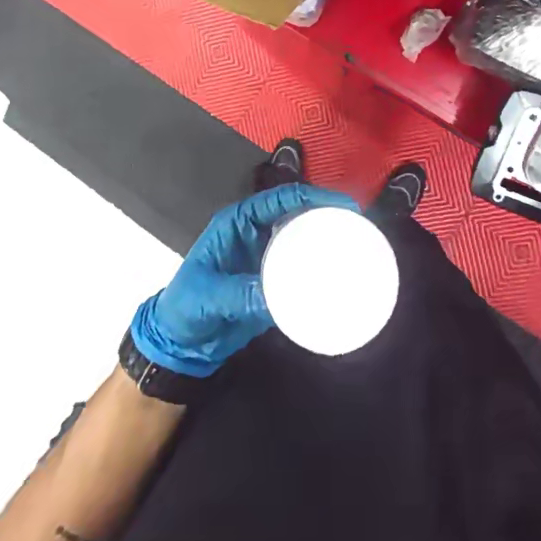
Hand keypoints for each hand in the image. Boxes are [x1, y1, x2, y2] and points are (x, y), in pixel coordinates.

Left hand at [130, 183, 360, 375]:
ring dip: (329, 238)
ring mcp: (268, 255)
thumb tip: (280, 295)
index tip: (345, 206)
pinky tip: (342, 272)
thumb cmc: (185, 309)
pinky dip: (322, 266)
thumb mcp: (209, 297)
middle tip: (361, 226)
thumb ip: (240, 294)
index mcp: (239, 222)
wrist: (180, 344)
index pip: (282, 198)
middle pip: (300, 212)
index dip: (315, 197)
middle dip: (330, 214)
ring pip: (304, 236)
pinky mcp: (275, 278)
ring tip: (359, 245)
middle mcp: (258, 232)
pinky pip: (303, 264)